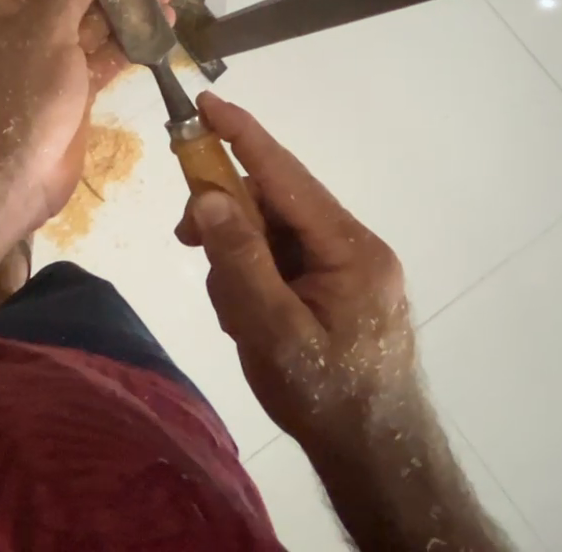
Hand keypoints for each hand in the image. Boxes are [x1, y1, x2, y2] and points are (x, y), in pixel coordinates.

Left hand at [0, 0, 186, 232]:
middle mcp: (28, 26)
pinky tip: (166, 15)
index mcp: (7, 5)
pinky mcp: (75, 87)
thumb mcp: (43, 32)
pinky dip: (135, 35)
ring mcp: (53, 58)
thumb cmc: (21, 97)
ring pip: (100, 17)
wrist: (11, 176)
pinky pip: (108, 52)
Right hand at [179, 93, 417, 452]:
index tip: (204, 102)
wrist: (376, 458)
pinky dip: (248, 272)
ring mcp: (343, 265)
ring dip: (234, 254)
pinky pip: (276, 254)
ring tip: (231, 307)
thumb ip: (239, 259)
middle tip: (186, 239)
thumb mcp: (273, 329)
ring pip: (268, 229)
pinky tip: (244, 310)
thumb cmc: (326, 395)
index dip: (241, 135)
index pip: (285, 174)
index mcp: (349, 248)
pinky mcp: (331, 283)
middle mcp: (351, 246)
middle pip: (271, 200)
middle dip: (224, 214)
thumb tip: (207, 196)